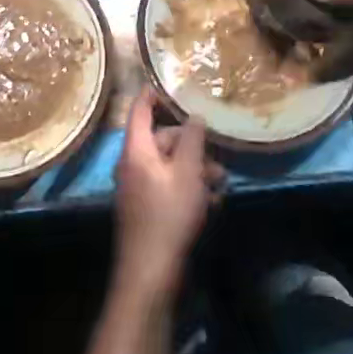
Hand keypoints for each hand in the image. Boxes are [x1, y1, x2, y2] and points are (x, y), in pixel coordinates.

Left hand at [114, 89, 222, 289]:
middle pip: (161, 139)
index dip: (154, 93)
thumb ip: (192, 140)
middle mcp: (132, 164)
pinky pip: (168, 185)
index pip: (140, 110)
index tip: (171, 82)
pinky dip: (188, 187)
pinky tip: (210, 202)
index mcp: (135, 150)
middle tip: (219, 158)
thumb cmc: (169, 216)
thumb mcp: (187, 173)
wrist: (150, 271)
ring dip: (196, 170)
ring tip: (221, 185)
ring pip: (169, 165)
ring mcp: (137, 187)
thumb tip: (195, 115)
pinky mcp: (146, 207)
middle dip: (192, 145)